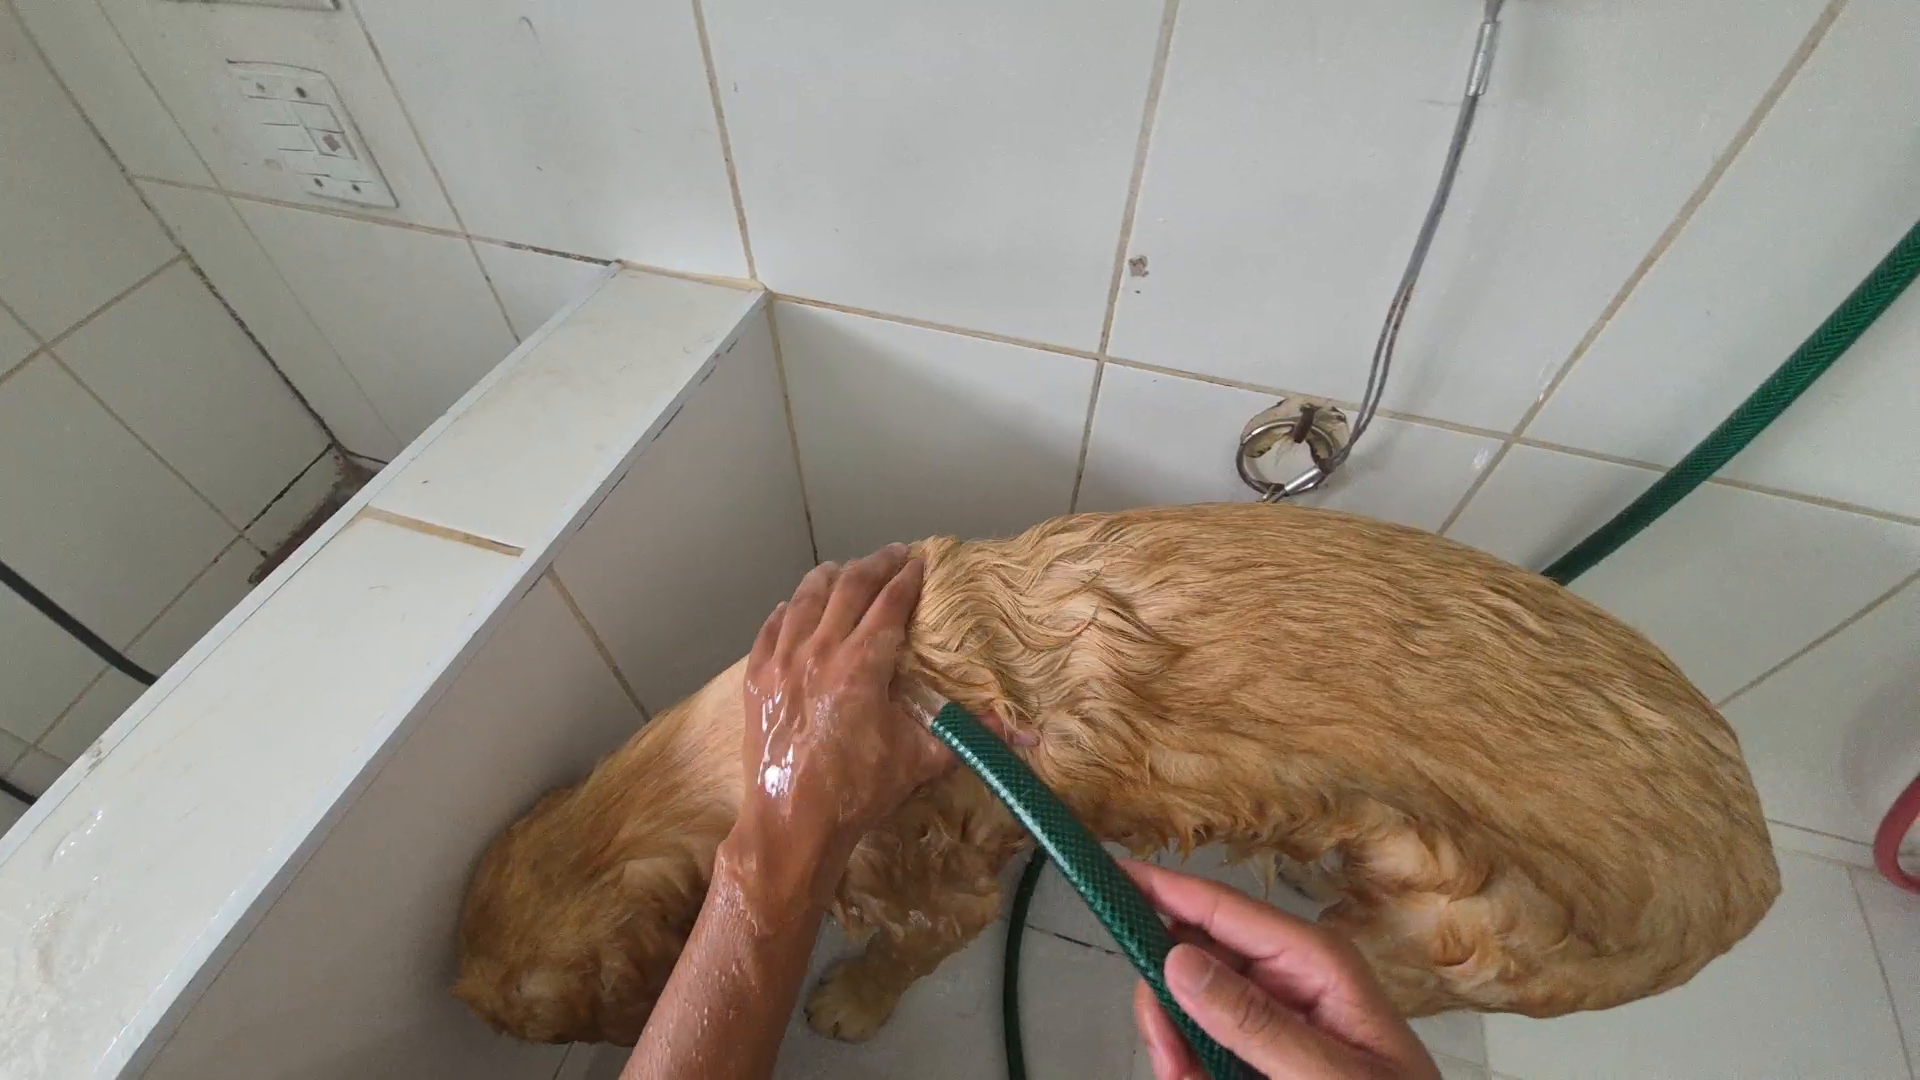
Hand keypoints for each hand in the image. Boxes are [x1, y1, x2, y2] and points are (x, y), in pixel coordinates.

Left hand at [729, 544, 951, 908]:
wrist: (792, 823)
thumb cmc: (859, 790)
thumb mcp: (920, 759)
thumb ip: (970, 736)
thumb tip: (1028, 737)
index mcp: (862, 665)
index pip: (890, 604)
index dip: (908, 578)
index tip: (920, 561)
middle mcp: (820, 651)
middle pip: (849, 589)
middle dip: (875, 564)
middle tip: (893, 553)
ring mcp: (783, 662)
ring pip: (804, 600)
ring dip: (827, 578)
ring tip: (842, 568)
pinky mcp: (757, 679)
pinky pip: (769, 629)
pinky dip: (785, 611)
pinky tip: (792, 605)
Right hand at [1125, 860, 1440, 1079]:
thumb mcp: (1330, 1078)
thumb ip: (1255, 1023)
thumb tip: (1175, 957)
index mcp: (1310, 958)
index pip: (1220, 905)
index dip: (1162, 885)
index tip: (1109, 871)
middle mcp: (1284, 973)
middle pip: (1193, 950)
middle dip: (1165, 993)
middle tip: (1163, 1051)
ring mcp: (1269, 1010)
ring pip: (1187, 996)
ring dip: (1173, 1038)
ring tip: (1182, 1078)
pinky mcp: (1257, 1045)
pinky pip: (1199, 1035)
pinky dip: (1185, 1060)